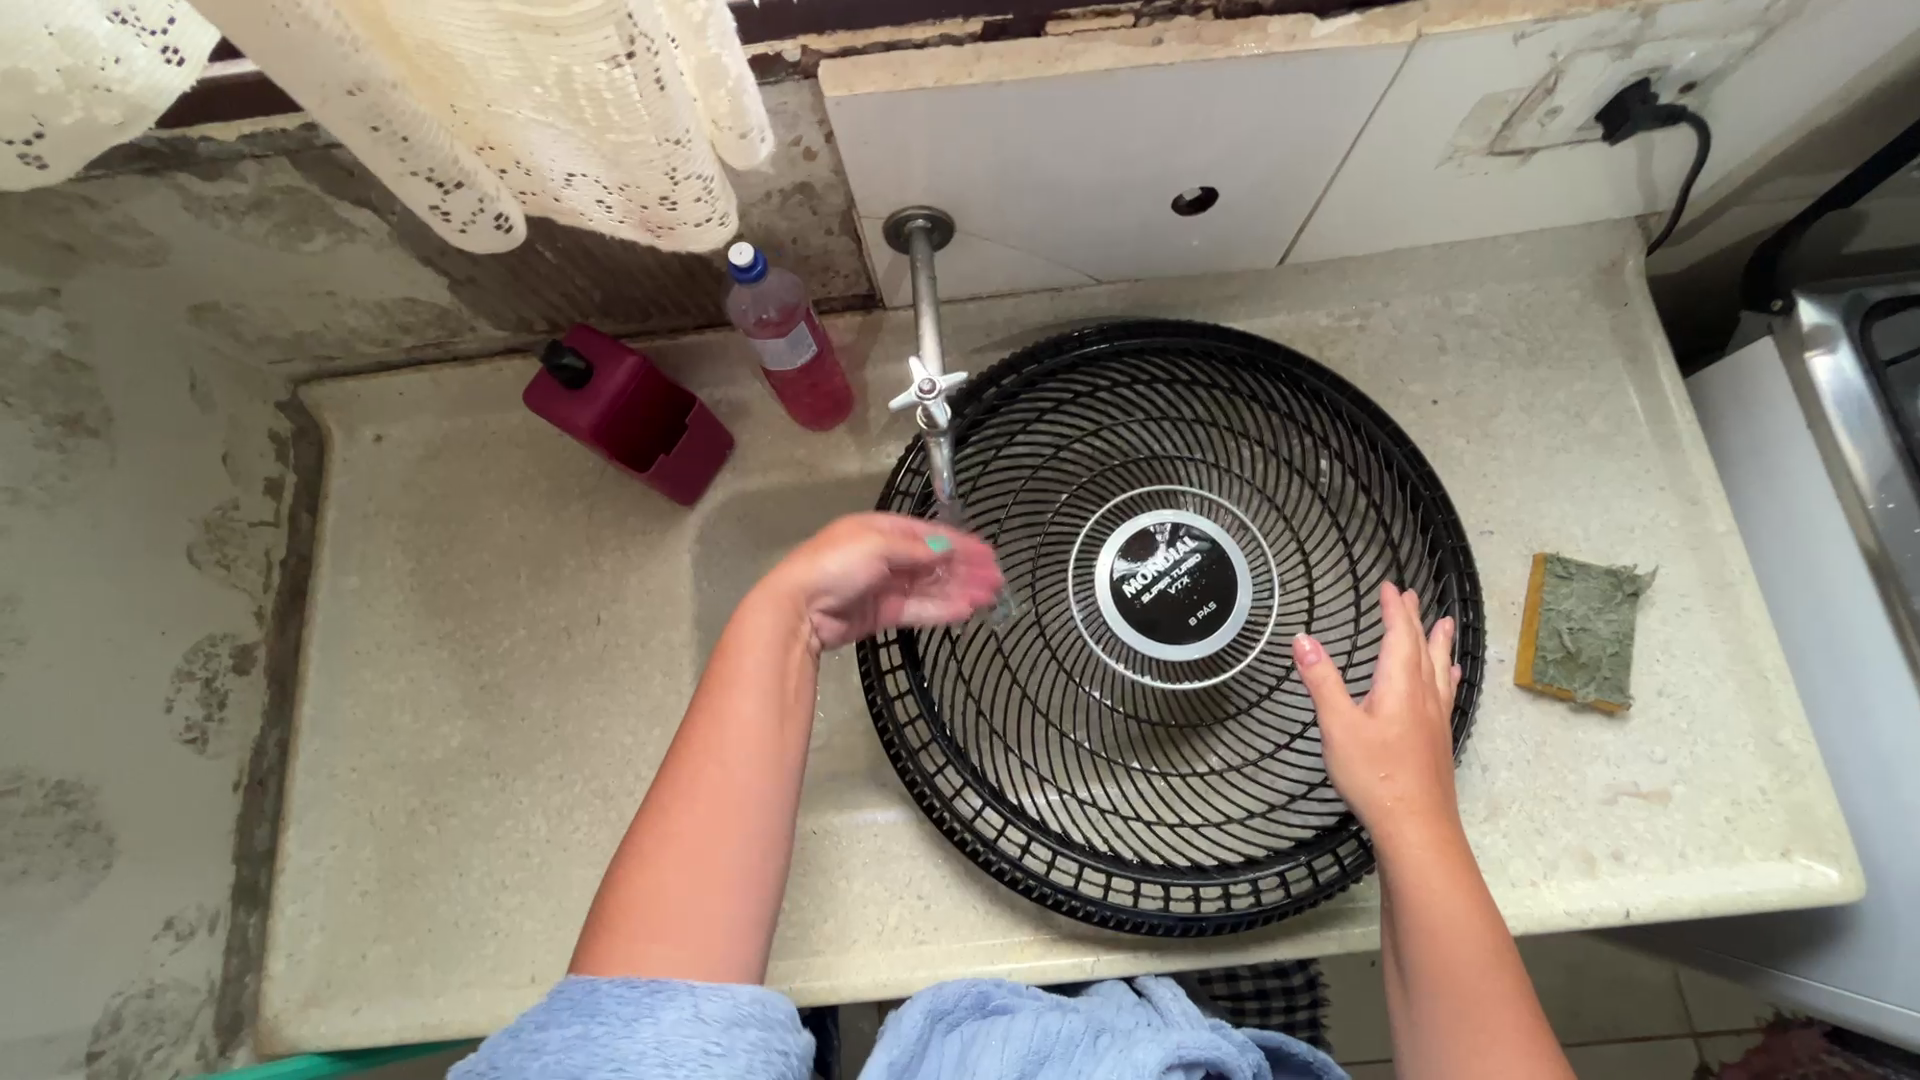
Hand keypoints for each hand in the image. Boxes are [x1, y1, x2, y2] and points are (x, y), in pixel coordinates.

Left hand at [760, 513, 1005, 652]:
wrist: (797, 608)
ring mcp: (882, 586)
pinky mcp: (880, 614)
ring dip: (959, 590)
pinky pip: (917, 609)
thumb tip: (948, 549)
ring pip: (929, 587)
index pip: (928, 534)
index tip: (988, 553)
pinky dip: (940, 609)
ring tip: (989, 597)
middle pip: (932, 561)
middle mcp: (883, 555)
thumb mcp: (876, 545)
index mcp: (879, 530)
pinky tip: (964, 610)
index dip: (960, 543)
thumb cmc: (834, 565)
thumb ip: (916, 549)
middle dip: (965, 569)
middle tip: (996, 579)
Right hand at [1293, 582, 1461, 846]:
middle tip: (1412, 595)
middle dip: (1415, 620)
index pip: (1399, 638)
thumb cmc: (1374, 775)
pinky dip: (1445, 675)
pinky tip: (1449, 679)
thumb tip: (1302, 638)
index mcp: (1398, 688)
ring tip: (1444, 626)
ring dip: (1438, 644)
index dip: (1394, 610)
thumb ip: (1321, 680)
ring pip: (1439, 670)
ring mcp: (1435, 719)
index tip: (1390, 586)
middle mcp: (1422, 698)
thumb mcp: (1338, 725)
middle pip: (1422, 649)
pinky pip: (1445, 693)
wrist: (1416, 826)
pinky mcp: (1437, 739)